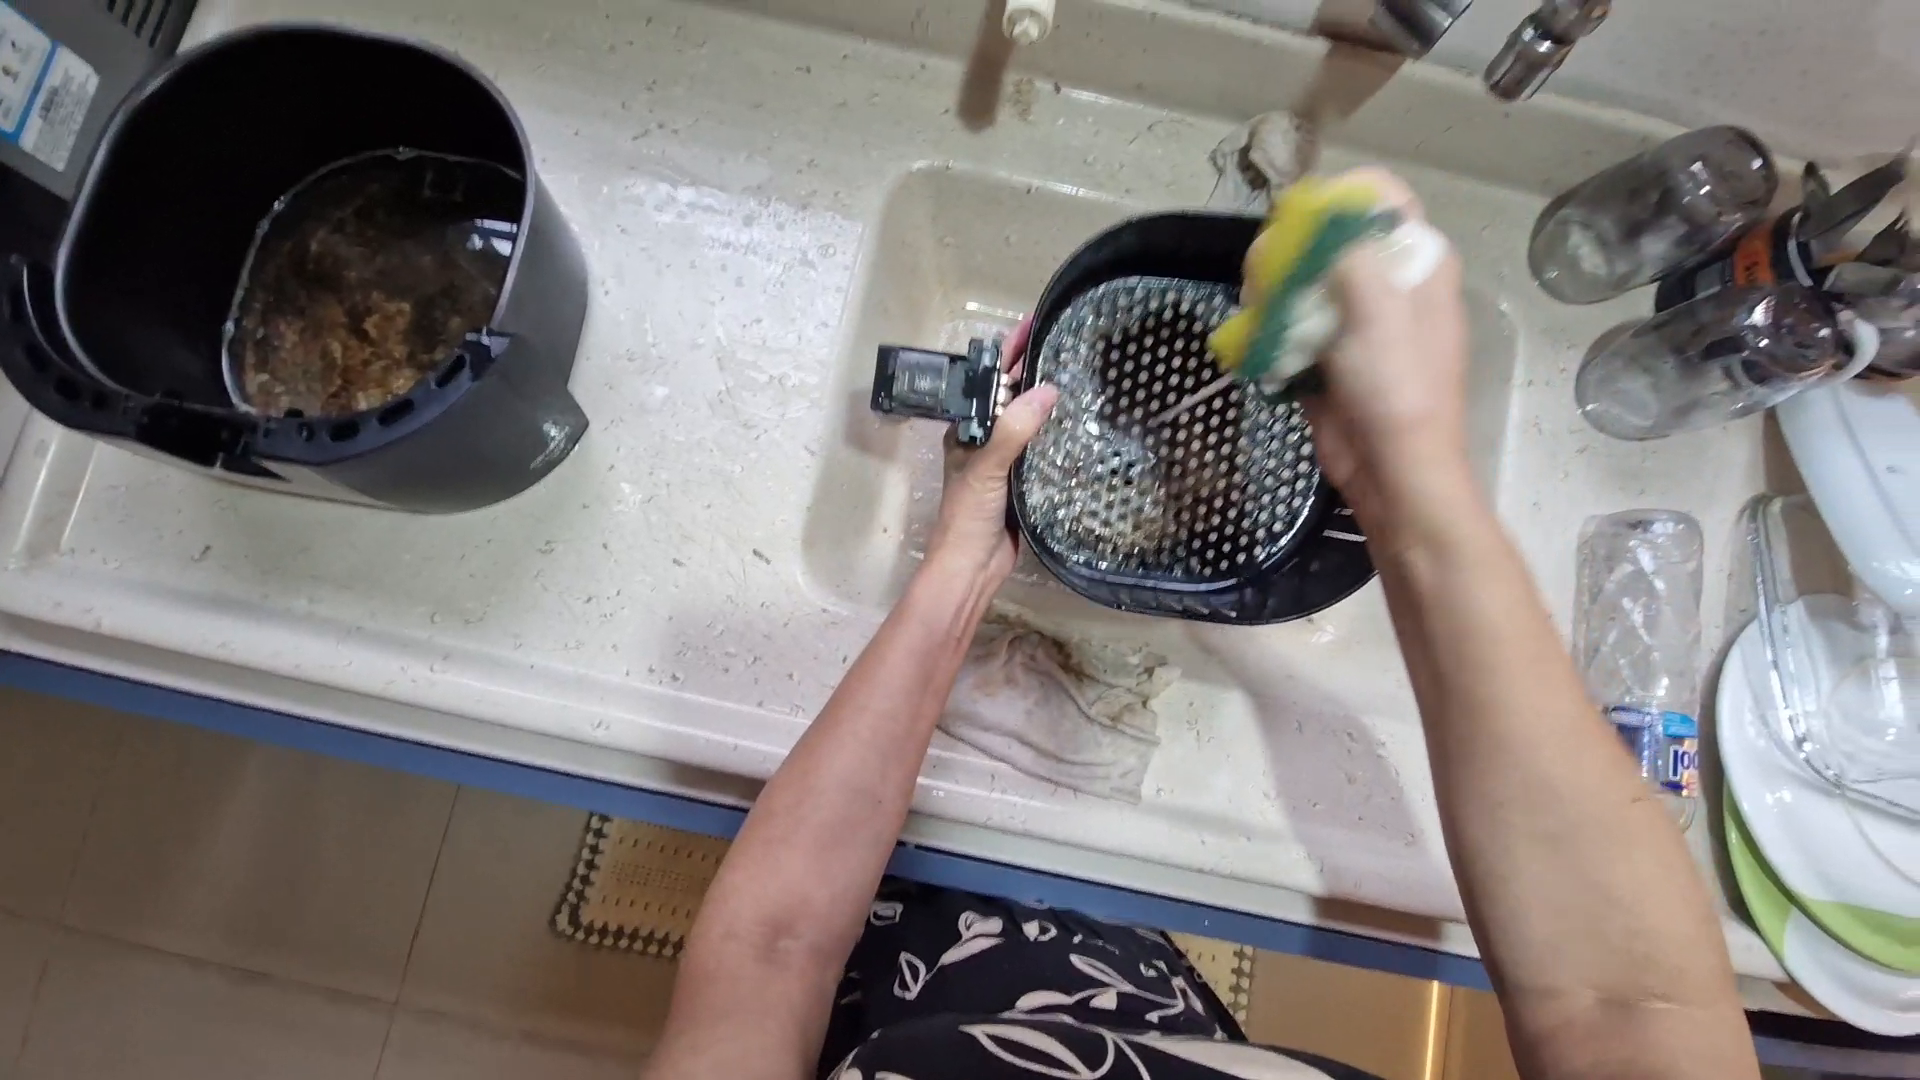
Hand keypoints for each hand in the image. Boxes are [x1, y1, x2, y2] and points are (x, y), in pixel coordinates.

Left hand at [923, 318, 1059, 588]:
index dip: (1010, 351)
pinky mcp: (1026, 482)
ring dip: (1050, 400)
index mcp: (968, 429)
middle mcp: (986, 439)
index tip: (1035, 323)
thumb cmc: (968, 515)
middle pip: (1013, 396)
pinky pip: (1045, 449)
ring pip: (1031, 422)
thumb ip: (1012, 430)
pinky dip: (1060, 434)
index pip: (989, 380)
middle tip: (1070, 341)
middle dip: (1034, 369)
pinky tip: (1083, 423)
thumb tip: (1047, 390)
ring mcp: (1007, 460)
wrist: (971, 567)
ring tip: (1083, 372)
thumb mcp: (986, 466)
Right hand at [1283, 168, 1473, 529]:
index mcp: (1415, 263)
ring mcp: (1354, 323)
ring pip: (1302, 287)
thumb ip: (1348, 253)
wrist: (1390, 469)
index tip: (1289, 226)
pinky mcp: (1326, 357)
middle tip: (1259, 281)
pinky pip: (1290, 330)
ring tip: (1254, 318)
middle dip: (1288, 255)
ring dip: (1271, 298)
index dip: (1330, 200)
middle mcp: (1386, 285)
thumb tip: (1311, 218)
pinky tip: (1258, 349)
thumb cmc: (1396, 389)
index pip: (1376, 198)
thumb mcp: (1379, 310)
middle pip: (1328, 241)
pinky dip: (1270, 335)